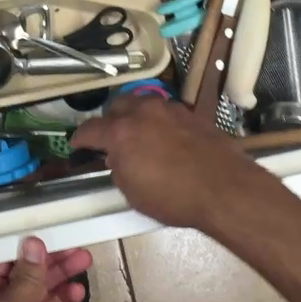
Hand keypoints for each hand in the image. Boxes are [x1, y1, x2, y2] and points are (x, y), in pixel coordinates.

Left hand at [0, 237, 92, 301]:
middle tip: (77, 240)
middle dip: (50, 254)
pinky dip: (63, 296)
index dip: (24, 237)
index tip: (48, 221)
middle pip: (25, 264)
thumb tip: (34, 240)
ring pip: (40, 282)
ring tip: (85, 259)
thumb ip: (26, 277)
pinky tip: (78, 291)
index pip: (1, 251)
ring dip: (61, 272)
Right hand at [70, 95, 280, 231]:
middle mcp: (141, 112)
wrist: (224, 188)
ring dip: (134, 116)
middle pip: (115, 107)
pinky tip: (164, 138)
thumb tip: (116, 157)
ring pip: (141, 103)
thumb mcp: (132, 192)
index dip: (80, 137)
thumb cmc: (174, 197)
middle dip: (108, 121)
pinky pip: (163, 111)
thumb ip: (118, 167)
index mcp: (121, 132)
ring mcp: (168, 109)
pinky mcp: (189, 113)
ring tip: (137, 135)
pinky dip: (157, 121)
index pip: (90, 128)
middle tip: (110, 140)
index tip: (76, 144)